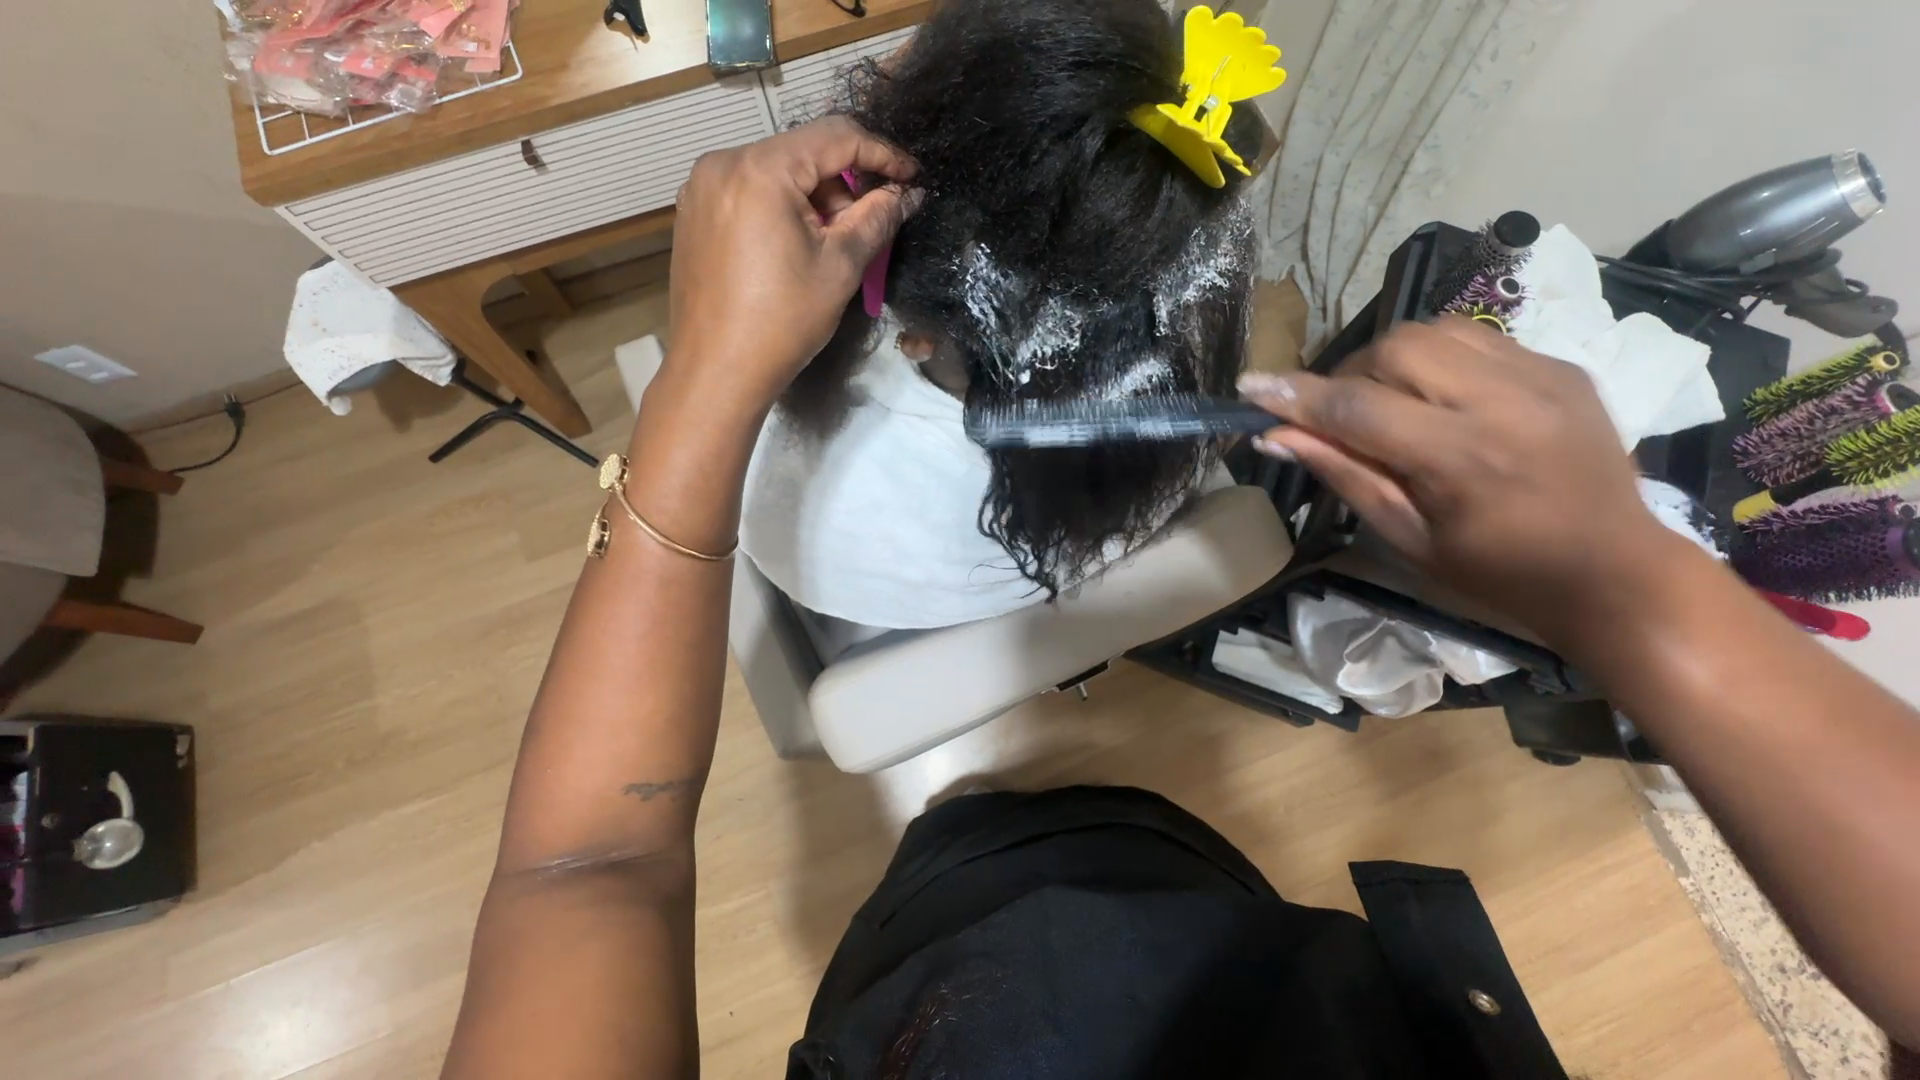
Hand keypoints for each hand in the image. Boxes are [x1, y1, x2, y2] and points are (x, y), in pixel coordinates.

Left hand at [665, 116, 918, 417]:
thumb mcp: (840, 267)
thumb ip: (876, 218)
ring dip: (814, 200)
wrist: (717, 372)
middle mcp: (722, 164)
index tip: (912, 176)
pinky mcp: (694, 215)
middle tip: (867, 228)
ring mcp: (701, 190)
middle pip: (803, 153)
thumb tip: (907, 192)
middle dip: (844, 185)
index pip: (836, 136)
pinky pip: (750, 194)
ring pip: (776, 173)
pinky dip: (782, 210)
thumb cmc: (783, 322)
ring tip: (828, 248)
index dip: (883, 153)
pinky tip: (794, 251)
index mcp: (760, 169)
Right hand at [1238, 318, 1680, 635]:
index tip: (1250, 387)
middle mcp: (1505, 401)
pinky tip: (1438, 396)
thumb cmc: (1499, 573)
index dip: (1296, 396)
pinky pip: (1477, 338)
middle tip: (1339, 412)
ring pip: (1436, 329)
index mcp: (1462, 458)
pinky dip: (1438, 358)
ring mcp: (1541, 375)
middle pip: (1397, 347)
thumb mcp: (1408, 537)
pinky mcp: (1561, 366)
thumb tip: (1278, 436)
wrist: (1614, 571)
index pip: (1358, 407)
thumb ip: (1344, 475)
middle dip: (1350, 373)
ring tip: (1388, 400)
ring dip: (1392, 358)